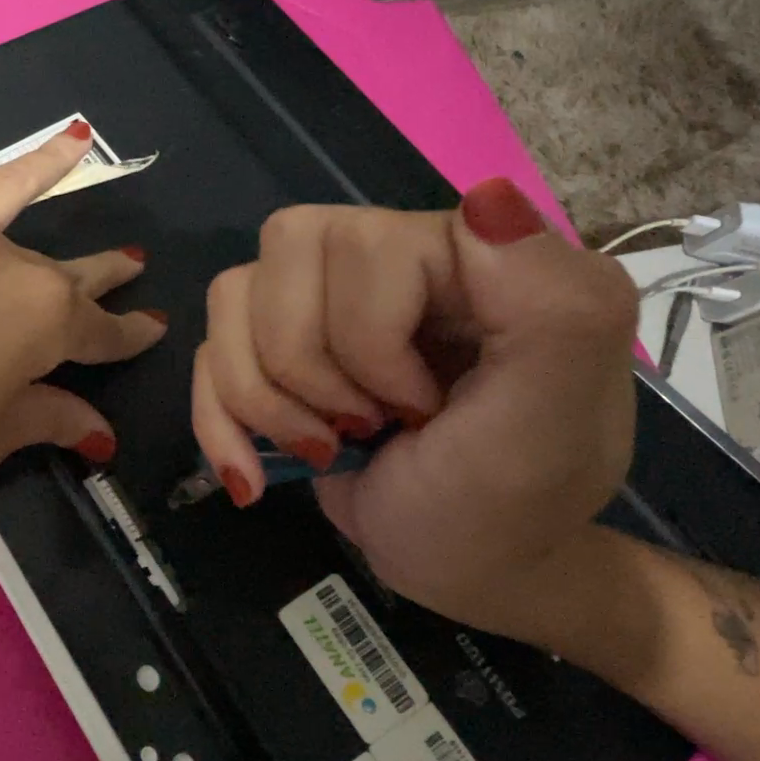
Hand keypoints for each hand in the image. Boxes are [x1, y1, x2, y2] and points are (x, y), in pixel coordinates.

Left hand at [0, 117, 167, 564]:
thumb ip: (41, 417)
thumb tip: (95, 428)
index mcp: (38, 319)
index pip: (95, 328)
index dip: (125, 336)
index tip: (152, 330)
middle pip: (58, 270)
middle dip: (99, 273)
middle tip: (132, 267)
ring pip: (3, 197)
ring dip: (45, 167)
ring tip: (78, 139)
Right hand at [190, 179, 638, 632]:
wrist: (453, 564)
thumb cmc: (508, 503)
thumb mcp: (555, 421)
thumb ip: (558, 309)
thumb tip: (489, 196)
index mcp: (466, 254)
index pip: (361, 244)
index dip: (367, 340)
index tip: (420, 411)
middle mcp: (384, 257)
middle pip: (280, 257)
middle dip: (306, 369)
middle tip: (364, 428)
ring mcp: (316, 298)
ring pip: (228, 295)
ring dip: (259, 397)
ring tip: (321, 448)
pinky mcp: (266, 340)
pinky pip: (201, 348)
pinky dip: (218, 421)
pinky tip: (253, 469)